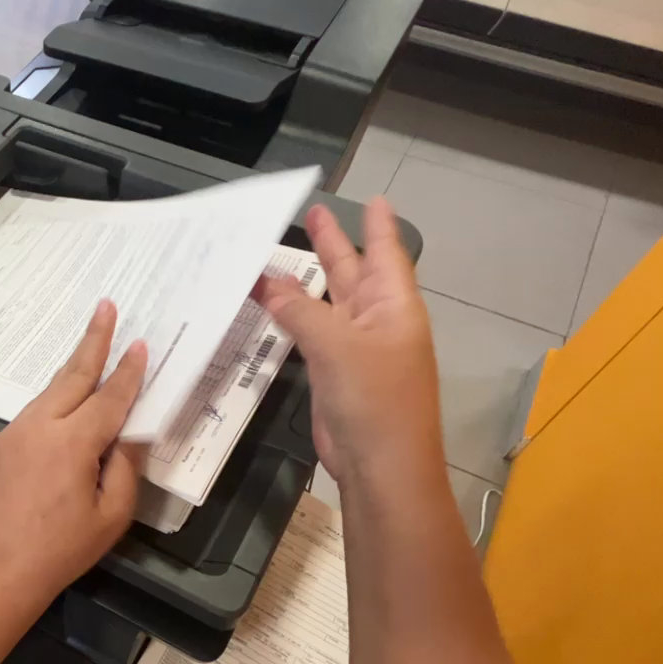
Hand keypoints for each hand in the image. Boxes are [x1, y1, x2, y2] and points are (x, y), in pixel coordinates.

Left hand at [0, 300, 147, 616]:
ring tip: (92, 346)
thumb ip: (123, 467)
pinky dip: (56, 399)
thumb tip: (128, 433)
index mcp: (71, 442)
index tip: (142, 344)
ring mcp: (13, 434)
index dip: (129, 372)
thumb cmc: (59, 552)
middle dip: (92, 340)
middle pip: (72, 376)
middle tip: (106, 306)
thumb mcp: (110, 516)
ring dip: (73, 369)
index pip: (109, 398)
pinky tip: (66, 402)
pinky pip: (35, 413)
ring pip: (50, 392)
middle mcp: (39, 427)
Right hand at [258, 199, 444, 488]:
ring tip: (276, 259)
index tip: (374, 199)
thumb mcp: (337, 347)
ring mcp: (354, 350)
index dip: (378, 227)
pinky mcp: (333, 374)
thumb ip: (301, 312)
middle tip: (313, 216)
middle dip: (333, 246)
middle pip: (352, 275)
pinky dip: (292, 318)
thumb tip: (269, 286)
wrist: (380, 464)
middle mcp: (376, 322)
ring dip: (303, 284)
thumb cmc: (374, 399)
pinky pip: (310, 335)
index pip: (385, 255)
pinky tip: (273, 306)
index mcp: (393, 307)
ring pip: (325, 306)